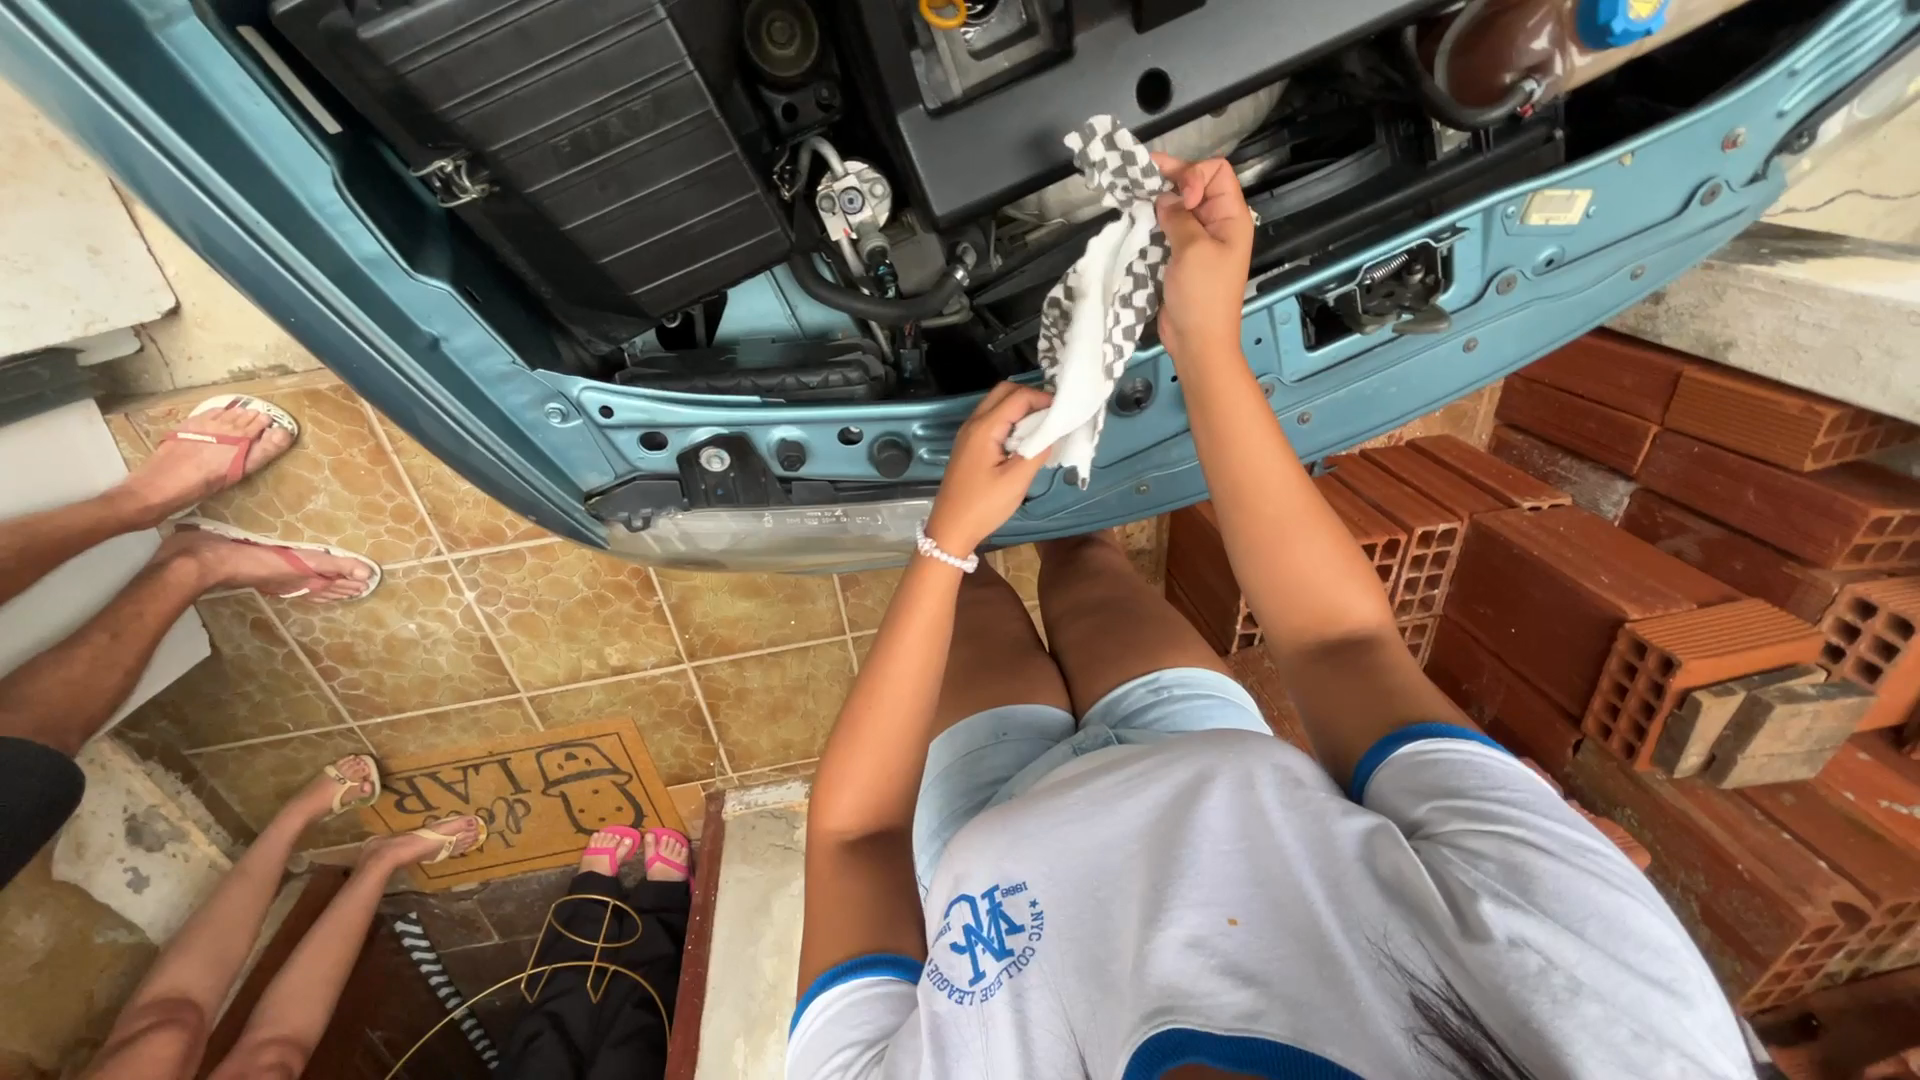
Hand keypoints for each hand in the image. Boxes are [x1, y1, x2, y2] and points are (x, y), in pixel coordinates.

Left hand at [924, 382, 1053, 555]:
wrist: (950, 529)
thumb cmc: (983, 506)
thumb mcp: (1016, 481)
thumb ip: (1037, 451)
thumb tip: (1053, 431)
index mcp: (985, 428)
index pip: (1018, 397)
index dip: (1043, 399)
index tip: (1064, 413)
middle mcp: (974, 423)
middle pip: (1004, 392)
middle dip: (1031, 397)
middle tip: (1052, 417)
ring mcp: (968, 434)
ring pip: (996, 405)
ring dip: (1020, 409)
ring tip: (1042, 428)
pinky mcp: (969, 446)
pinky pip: (992, 420)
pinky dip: (1010, 421)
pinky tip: (1024, 440)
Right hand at [1151, 154, 1253, 363]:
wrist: (1197, 341)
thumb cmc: (1202, 296)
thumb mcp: (1192, 249)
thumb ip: (1178, 217)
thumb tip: (1164, 199)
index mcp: (1231, 218)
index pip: (1216, 172)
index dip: (1193, 174)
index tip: (1177, 197)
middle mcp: (1216, 224)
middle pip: (1195, 185)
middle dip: (1170, 180)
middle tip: (1140, 178)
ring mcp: (1198, 242)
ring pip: (1178, 208)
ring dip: (1158, 201)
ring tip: (1134, 197)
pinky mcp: (1181, 258)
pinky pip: (1168, 230)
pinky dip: (1153, 223)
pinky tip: (1137, 220)